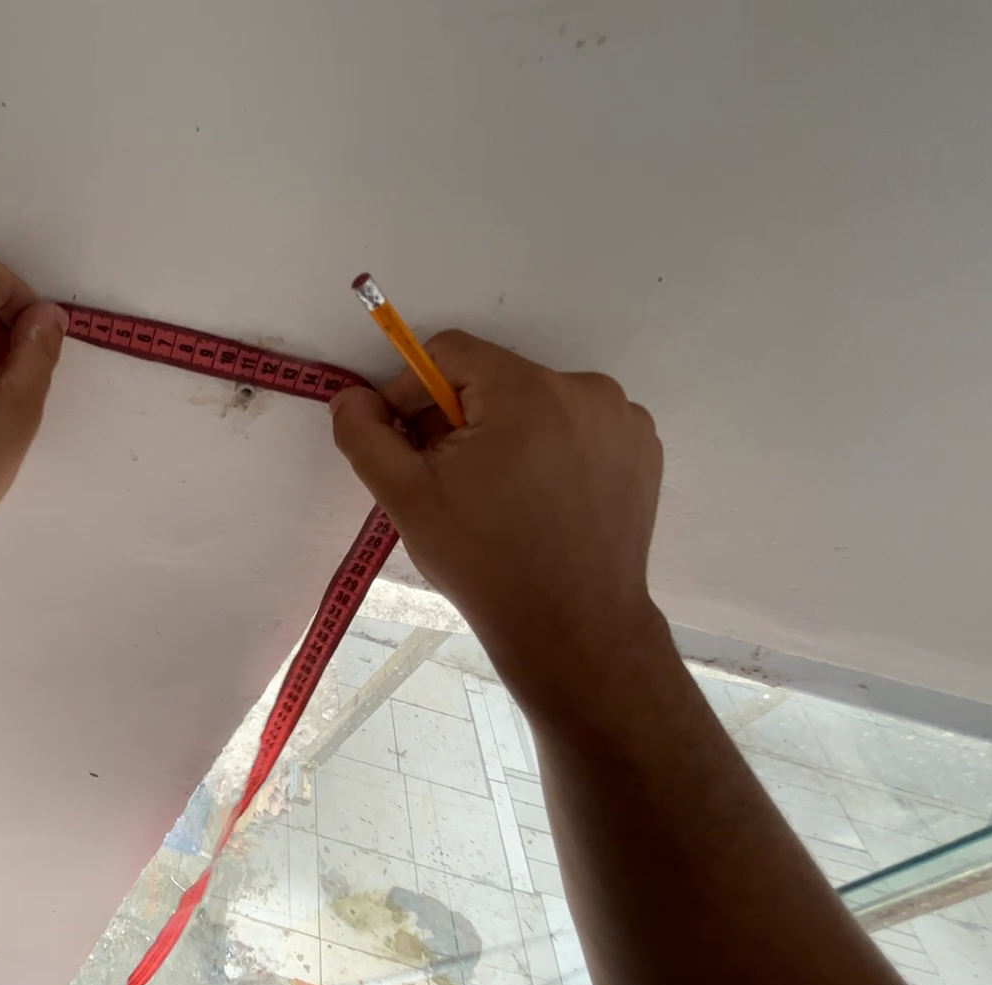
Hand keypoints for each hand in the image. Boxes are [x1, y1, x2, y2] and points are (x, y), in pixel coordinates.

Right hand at [330, 331, 663, 648]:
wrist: (571, 625)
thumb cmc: (480, 558)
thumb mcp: (403, 496)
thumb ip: (364, 435)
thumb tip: (350, 397)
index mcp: (526, 392)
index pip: (450, 352)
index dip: (412, 392)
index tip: (408, 444)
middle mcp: (584, 390)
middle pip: (492, 378)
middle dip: (457, 419)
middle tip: (446, 480)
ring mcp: (622, 419)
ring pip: (533, 402)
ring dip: (501, 433)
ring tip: (493, 495)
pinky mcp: (642, 448)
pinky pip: (574, 426)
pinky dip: (545, 448)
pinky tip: (535, 500)